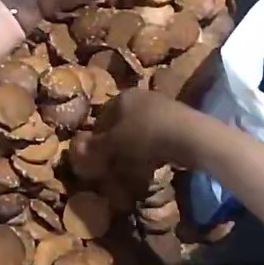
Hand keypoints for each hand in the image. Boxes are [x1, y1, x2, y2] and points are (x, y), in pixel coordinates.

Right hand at [92, 89, 212, 181]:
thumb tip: (75, 149)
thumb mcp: (114, 143)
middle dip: (116, 145)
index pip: (101, 118)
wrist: (189, 135)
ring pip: (139, 130)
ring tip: (134, 168)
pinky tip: (153, 164)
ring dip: (134, 149)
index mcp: (122, 97)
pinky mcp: (177, 119)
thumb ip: (94, 146)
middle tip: (114, 164)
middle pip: (120, 123)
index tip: (96, 159)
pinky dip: (152, 150)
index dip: (96, 140)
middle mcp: (140, 96)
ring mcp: (161, 106)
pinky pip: (156, 136)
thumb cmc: (144, 135)